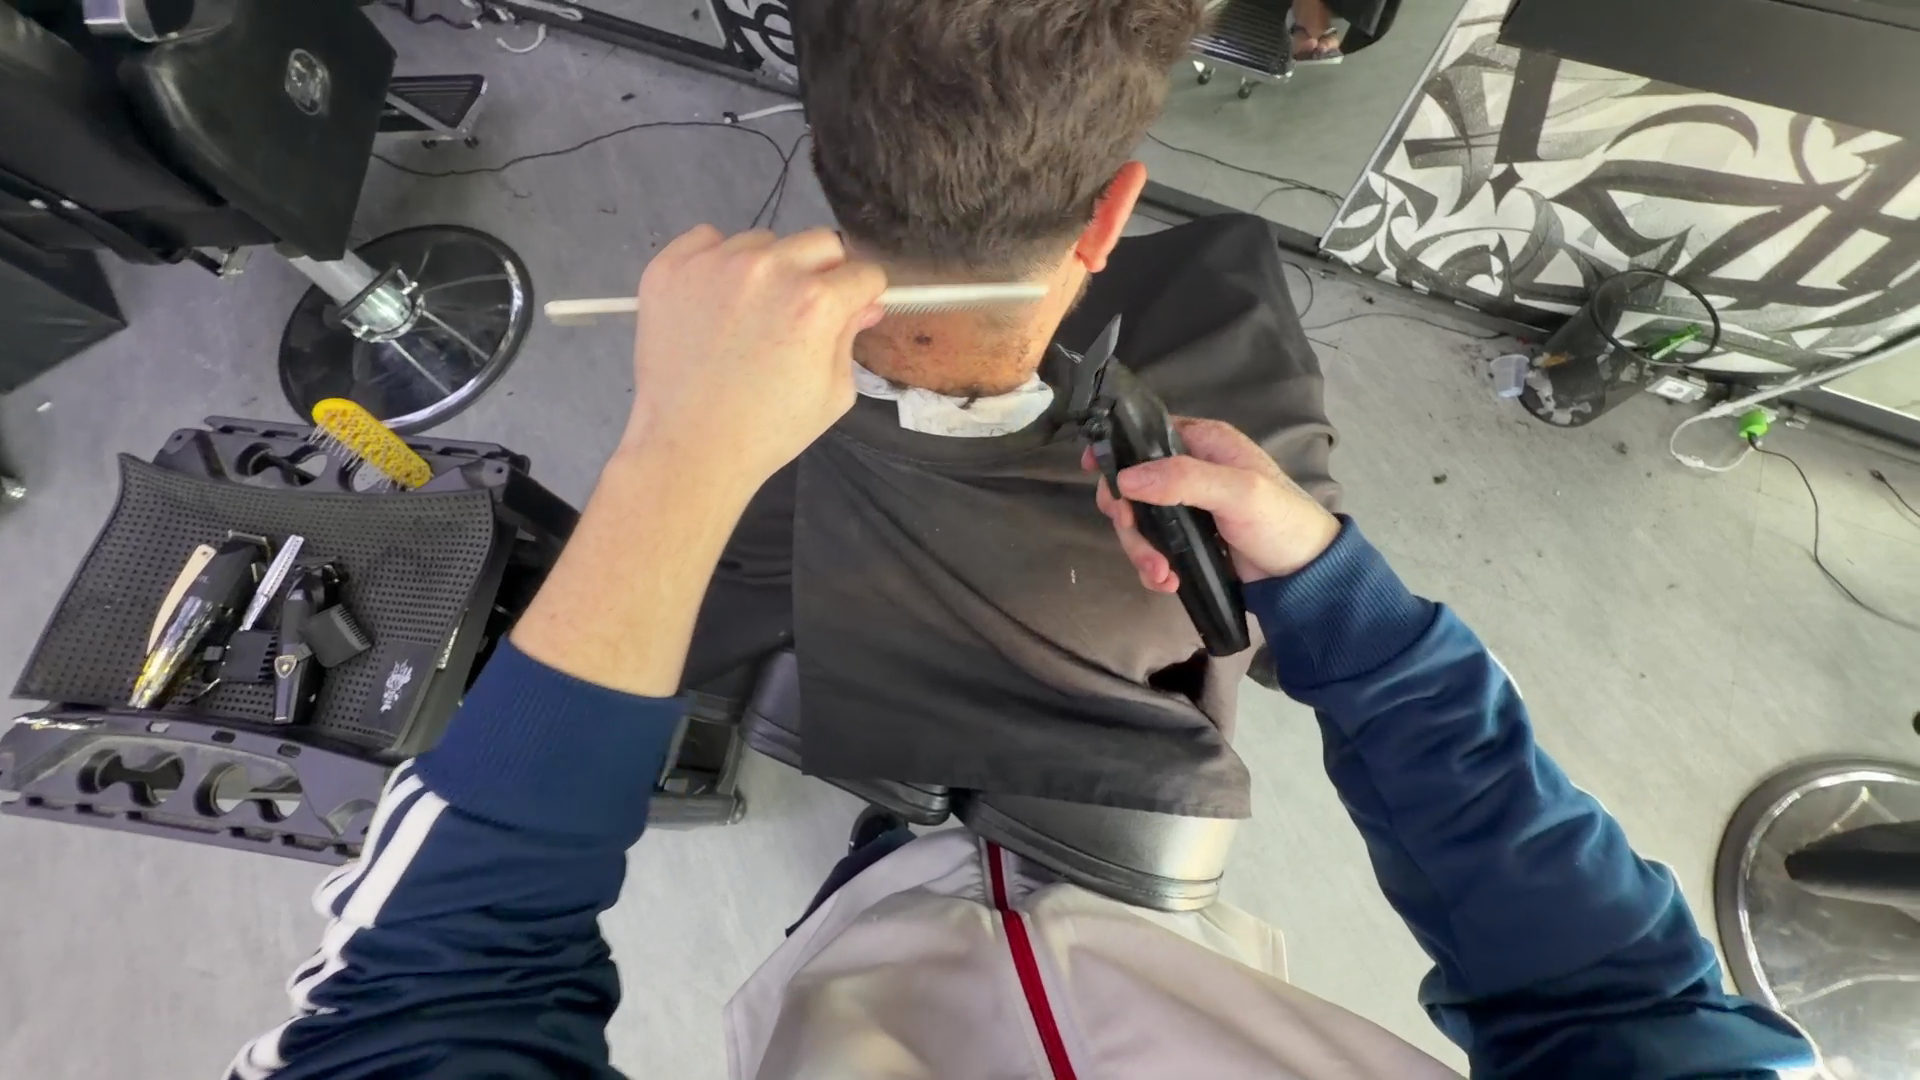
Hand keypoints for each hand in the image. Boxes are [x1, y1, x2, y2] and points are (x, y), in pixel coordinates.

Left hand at [620, 226, 886, 493]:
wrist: (692, 447)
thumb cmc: (769, 430)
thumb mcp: (834, 393)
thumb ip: (850, 338)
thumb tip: (864, 305)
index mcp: (816, 303)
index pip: (864, 272)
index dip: (864, 295)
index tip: (853, 310)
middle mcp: (768, 269)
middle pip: (821, 243)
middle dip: (825, 273)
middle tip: (806, 313)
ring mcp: (715, 263)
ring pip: (765, 242)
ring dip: (771, 269)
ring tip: (752, 315)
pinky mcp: (671, 267)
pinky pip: (708, 240)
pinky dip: (719, 263)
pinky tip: (716, 305)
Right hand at [1087, 416, 1339, 590]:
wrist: (1304, 576)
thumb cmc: (1282, 520)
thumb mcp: (1239, 492)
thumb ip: (1184, 479)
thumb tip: (1126, 478)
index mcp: (1203, 443)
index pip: (1145, 435)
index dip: (1115, 450)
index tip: (1091, 469)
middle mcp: (1188, 470)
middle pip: (1131, 486)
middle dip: (1129, 519)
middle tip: (1134, 537)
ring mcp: (1183, 508)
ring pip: (1138, 522)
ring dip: (1141, 550)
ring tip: (1161, 575)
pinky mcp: (1184, 540)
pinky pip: (1151, 548)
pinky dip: (1152, 567)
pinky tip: (1167, 582)